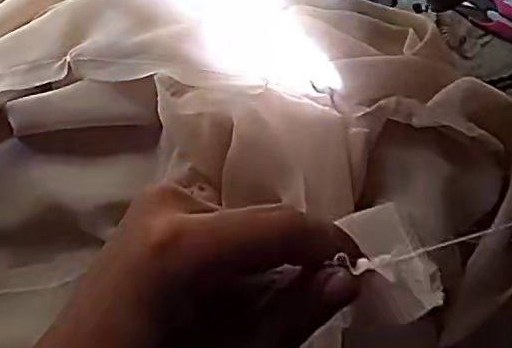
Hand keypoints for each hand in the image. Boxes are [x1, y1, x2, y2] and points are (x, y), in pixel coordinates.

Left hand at [37, 184, 361, 347]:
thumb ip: (288, 317)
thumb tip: (347, 279)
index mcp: (181, 241)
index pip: (276, 224)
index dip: (325, 240)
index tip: (359, 264)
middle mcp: (169, 198)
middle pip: (257, 216)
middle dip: (292, 251)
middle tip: (317, 288)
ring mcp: (157, 194)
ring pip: (239, 214)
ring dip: (262, 250)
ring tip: (266, 295)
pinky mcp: (152, 201)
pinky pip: (214, 214)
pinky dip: (235, 246)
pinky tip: (231, 283)